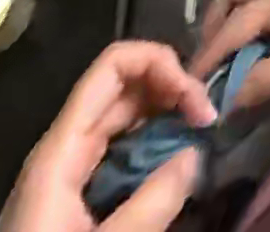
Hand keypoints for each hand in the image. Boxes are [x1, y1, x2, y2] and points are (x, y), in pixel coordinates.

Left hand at [0, 42, 218, 231]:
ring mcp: (72, 169)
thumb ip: (153, 204)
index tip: (194, 104)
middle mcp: (66, 147)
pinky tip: (181, 159)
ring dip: (169, 110)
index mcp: (61, 150)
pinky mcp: (82, 193)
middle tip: (209, 120)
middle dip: (173, 86)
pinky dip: (158, 137)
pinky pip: (125, 144)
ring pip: (128, 110)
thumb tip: (196, 152)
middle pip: (125, 82)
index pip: (113, 66)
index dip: (160, 65)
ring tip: (202, 133)